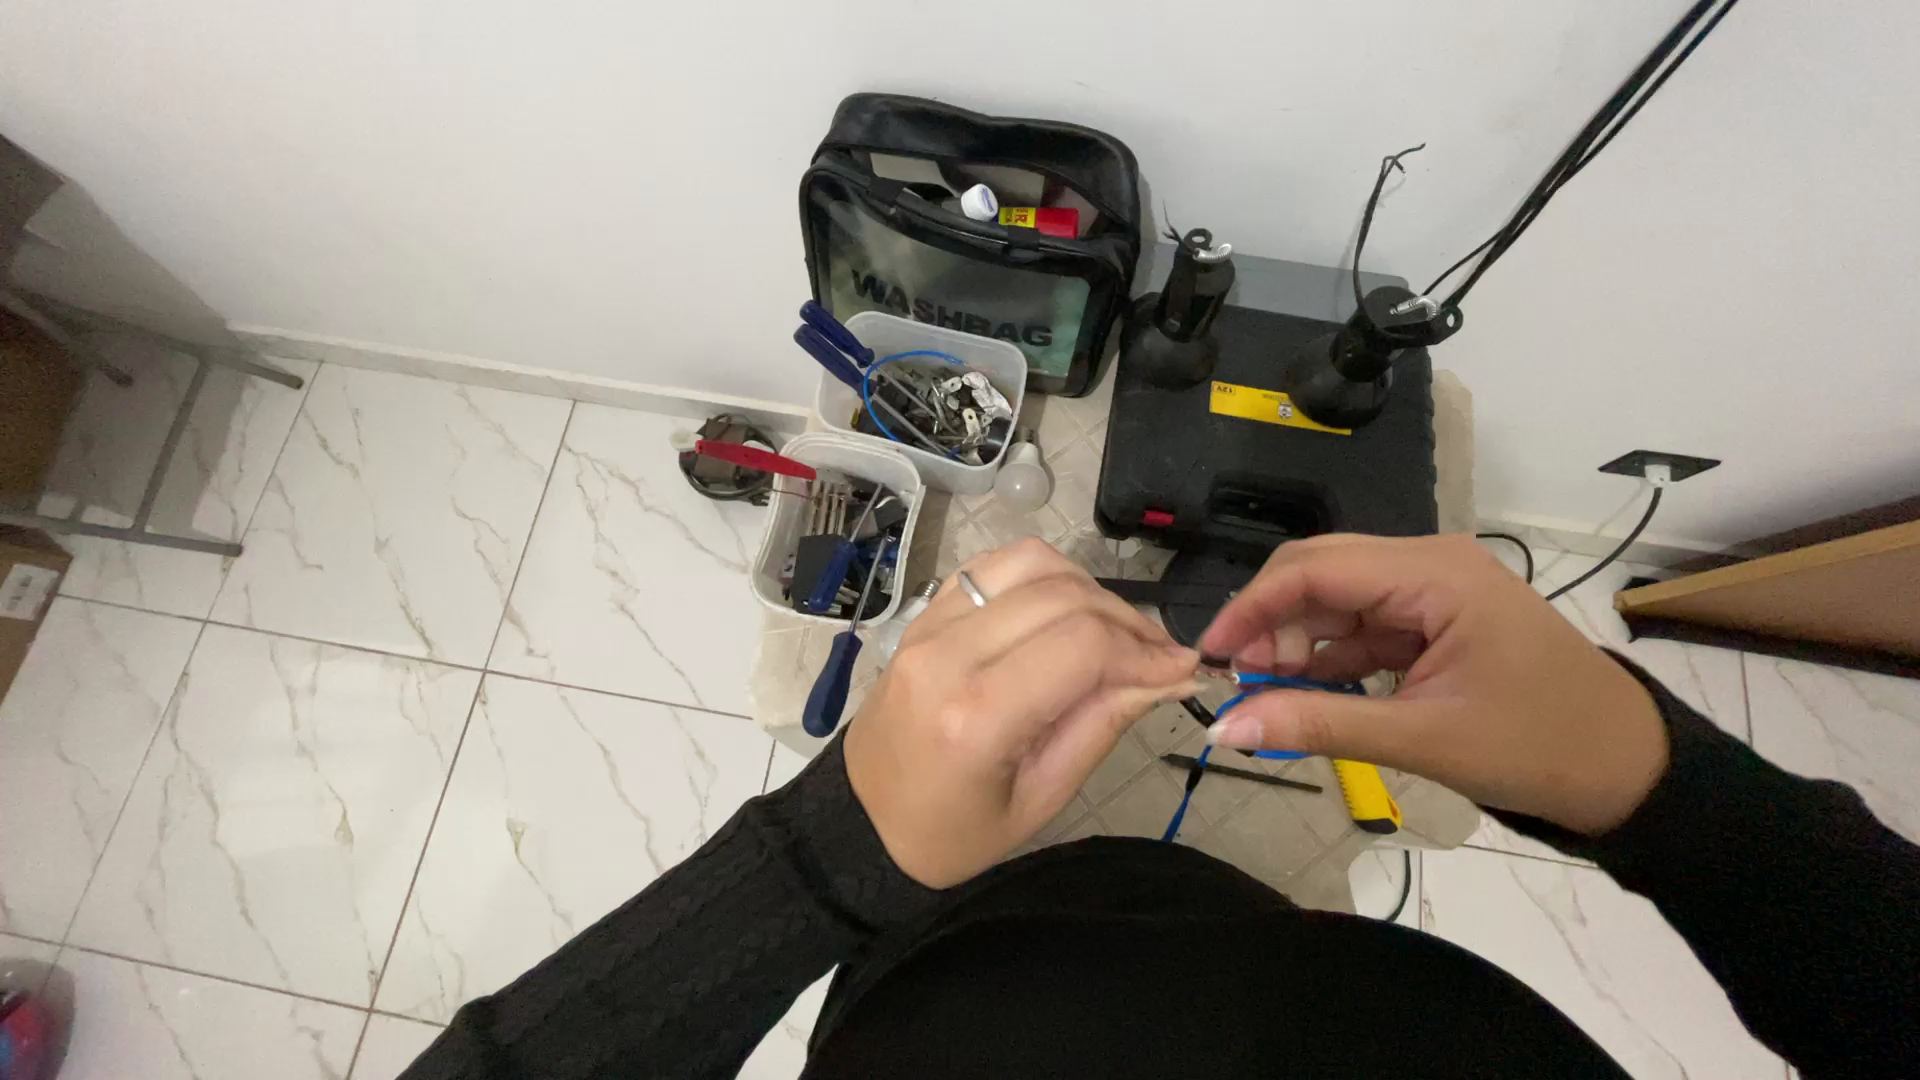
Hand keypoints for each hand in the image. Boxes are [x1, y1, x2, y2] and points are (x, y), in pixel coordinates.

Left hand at [844, 537, 1199, 887]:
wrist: (866, 816)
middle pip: (1062, 596)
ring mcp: (929, 623)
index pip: (1081, 646)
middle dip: (1126, 619)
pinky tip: (1061, 610)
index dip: (1143, 649)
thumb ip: (1103, 723)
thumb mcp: (1040, 799)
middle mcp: (947, 654)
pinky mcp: (925, 612)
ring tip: (1110, 630)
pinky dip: (1041, 575)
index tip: (1180, 668)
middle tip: (1156, 654)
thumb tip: (1168, 672)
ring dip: (1086, 587)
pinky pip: (994, 565)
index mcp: (975, 717)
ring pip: (1030, 562)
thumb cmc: (954, 831)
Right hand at [1198, 534, 1668, 835]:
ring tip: (1266, 687)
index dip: (1251, 608)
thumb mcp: (1422, 739)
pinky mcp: (1429, 617)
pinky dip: (1324, 653)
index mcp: (1434, 573)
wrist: (1636, 775)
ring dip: (1293, 638)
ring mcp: (1429, 588)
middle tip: (1237, 677)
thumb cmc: (1541, 749)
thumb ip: (1317, 725)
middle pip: (1317, 571)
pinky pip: (1356, 623)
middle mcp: (1426, 563)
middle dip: (1269, 621)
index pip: (1314, 569)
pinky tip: (1304, 685)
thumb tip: (1225, 729)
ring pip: (1331, 597)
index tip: (1210, 654)